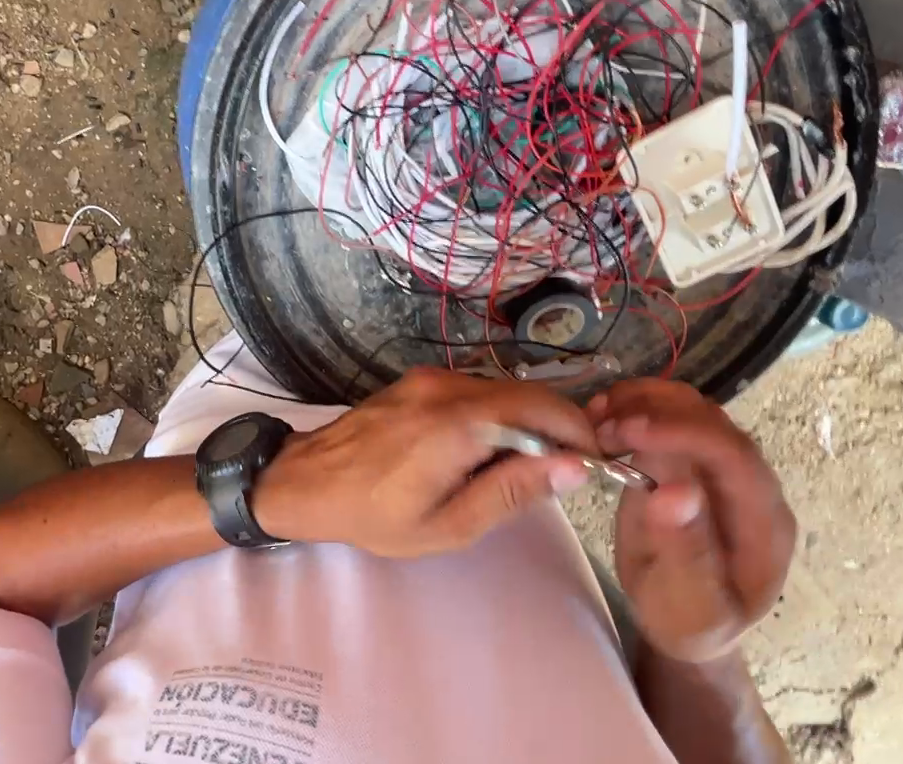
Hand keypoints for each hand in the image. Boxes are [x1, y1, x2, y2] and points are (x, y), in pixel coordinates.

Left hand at [251, 368, 597, 557]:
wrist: (306, 480)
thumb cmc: (375, 514)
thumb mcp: (449, 524)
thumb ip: (512, 491)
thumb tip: (574, 466)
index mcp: (458, 423)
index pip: (544, 409)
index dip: (580, 433)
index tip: (596, 463)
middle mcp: (447, 387)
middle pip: (527, 393)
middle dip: (560, 425)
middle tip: (568, 470)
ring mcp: (430, 379)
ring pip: (503, 389)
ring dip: (528, 420)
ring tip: (527, 467)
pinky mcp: (418, 381)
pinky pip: (475, 390)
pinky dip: (498, 413)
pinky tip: (488, 449)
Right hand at [589, 379, 795, 661]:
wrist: (679, 617)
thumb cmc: (687, 619)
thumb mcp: (687, 604)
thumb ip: (686, 553)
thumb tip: (676, 493)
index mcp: (764, 521)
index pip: (734, 455)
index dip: (683, 432)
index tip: (627, 430)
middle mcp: (749, 483)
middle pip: (711, 419)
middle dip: (653, 410)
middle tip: (599, 426)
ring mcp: (718, 464)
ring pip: (688, 405)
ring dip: (639, 400)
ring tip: (594, 419)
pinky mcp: (689, 454)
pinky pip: (667, 411)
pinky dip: (632, 403)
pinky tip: (601, 415)